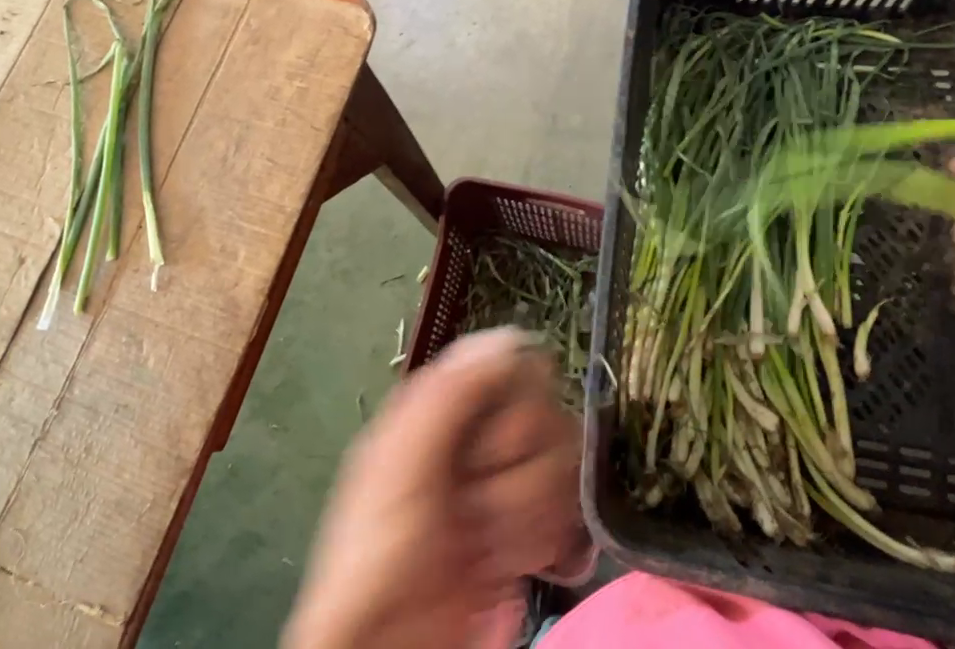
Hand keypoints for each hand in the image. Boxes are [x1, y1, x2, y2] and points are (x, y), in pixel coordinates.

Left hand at [282, 329, 584, 648]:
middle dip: (517, 480)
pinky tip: (509, 564)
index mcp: (450, 411)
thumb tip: (507, 336)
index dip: (514, 416)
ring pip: (565, 475)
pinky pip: (572, 518)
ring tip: (483, 547)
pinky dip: (543, 547)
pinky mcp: (532, 534)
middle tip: (474, 511)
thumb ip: (451, 395)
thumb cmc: (382, 549)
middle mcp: (485, 440)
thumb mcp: (402, 463)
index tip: (491, 450)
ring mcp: (511, 487)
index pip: (522, 375)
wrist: (392, 645)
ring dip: (524, 521)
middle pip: (552, 426)